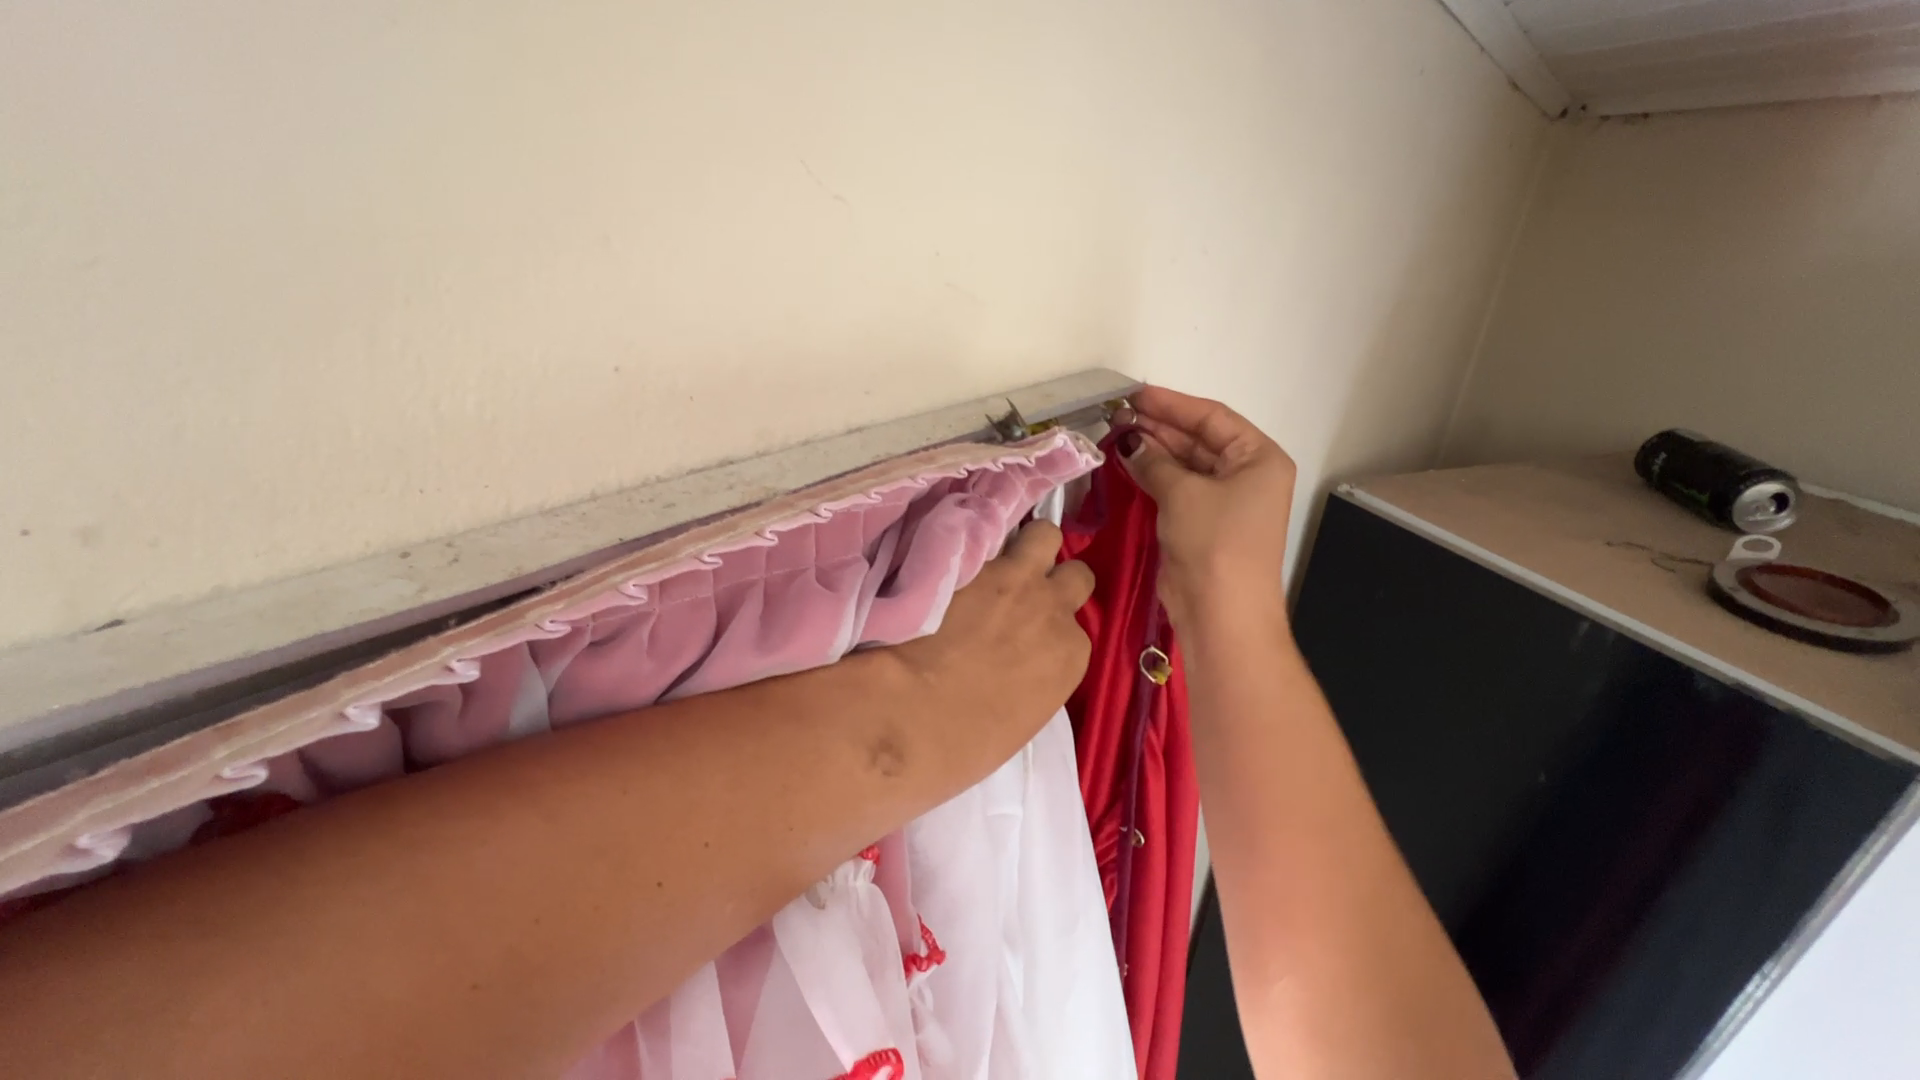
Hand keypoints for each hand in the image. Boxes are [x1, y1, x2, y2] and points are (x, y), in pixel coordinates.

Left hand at [890, 521, 1094, 776]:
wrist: (908, 716)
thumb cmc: (964, 743)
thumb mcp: (1020, 718)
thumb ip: (1033, 678)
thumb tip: (1013, 665)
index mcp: (1070, 653)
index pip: (1076, 625)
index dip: (1051, 624)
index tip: (1028, 631)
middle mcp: (1050, 606)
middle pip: (1074, 572)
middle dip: (1054, 576)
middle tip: (1023, 588)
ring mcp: (1011, 576)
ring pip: (1043, 534)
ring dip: (1026, 545)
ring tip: (999, 557)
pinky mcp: (969, 559)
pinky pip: (985, 535)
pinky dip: (975, 543)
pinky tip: (955, 556)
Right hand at [1113, 386, 1295, 632]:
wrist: (1221, 611)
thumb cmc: (1214, 542)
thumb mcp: (1183, 492)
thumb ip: (1154, 460)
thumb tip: (1129, 441)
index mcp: (1258, 458)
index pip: (1213, 417)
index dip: (1172, 404)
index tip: (1133, 396)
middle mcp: (1246, 475)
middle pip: (1199, 440)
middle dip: (1159, 428)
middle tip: (1116, 417)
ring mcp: (1225, 501)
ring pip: (1185, 465)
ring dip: (1153, 452)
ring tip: (1114, 436)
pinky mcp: (1203, 524)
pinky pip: (1177, 489)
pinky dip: (1153, 477)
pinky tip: (1125, 465)